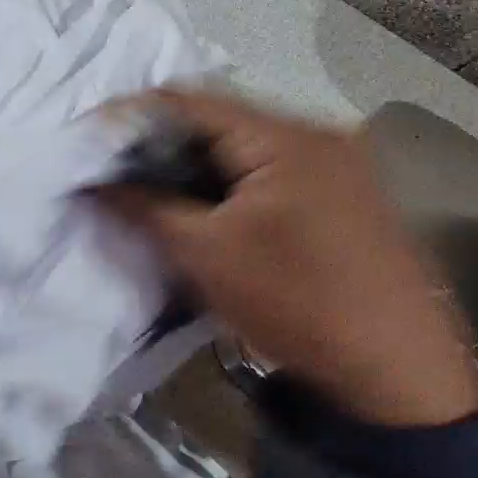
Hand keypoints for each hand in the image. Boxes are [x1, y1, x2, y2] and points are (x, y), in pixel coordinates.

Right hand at [97, 88, 477, 427]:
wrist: (395, 374)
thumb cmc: (293, 302)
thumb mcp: (201, 251)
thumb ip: (140, 203)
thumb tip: (90, 177)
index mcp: (285, 137)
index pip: (184, 102)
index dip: (125, 118)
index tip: (81, 143)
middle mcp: (316, 135)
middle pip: (212, 119)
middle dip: (152, 142)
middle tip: (105, 169)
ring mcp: (334, 164)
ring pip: (235, 145)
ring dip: (183, 163)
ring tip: (138, 188)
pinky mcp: (339, 194)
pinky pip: (260, 168)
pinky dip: (217, 180)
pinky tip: (190, 206)